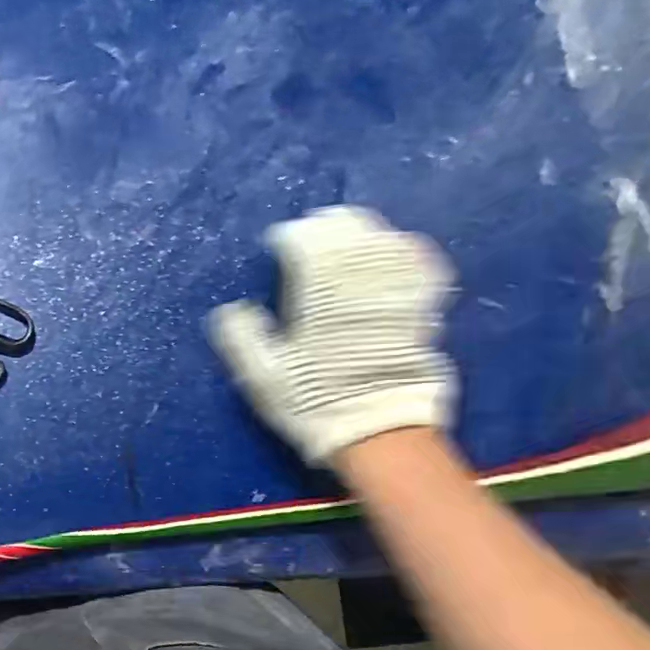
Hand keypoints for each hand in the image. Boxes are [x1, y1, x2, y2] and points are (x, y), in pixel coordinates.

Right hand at [208, 206, 458, 464]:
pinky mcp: (418, 309)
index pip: (308, 252)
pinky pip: (418, 267)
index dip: (293, 239)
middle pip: (350, 242)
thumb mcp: (262, 375)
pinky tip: (397, 245)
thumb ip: (243, 338)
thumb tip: (230, 310)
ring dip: (366, 233)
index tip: (278, 237)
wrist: (372, 427)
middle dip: (331, 228)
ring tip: (349, 227)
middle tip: (314, 223)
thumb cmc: (309, 401)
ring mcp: (394, 297)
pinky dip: (406, 250)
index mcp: (317, 303)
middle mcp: (359, 291)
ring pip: (384, 247)